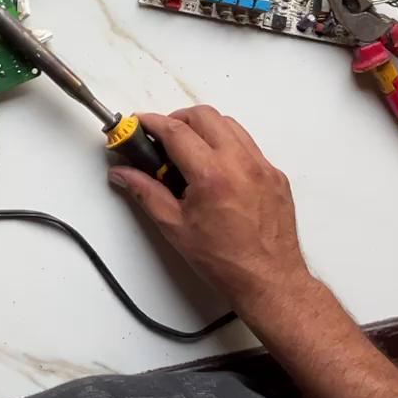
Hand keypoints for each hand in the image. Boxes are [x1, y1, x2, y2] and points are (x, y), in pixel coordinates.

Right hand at [108, 106, 315, 314]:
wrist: (269, 282)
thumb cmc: (223, 261)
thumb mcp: (174, 226)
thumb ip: (144, 191)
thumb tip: (121, 173)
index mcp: (212, 175)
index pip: (176, 131)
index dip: (151, 123)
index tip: (137, 124)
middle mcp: (240, 163)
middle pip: (204, 115)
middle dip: (178, 119)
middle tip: (162, 138)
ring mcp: (262, 166)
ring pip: (229, 124)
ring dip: (203, 128)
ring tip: (188, 151)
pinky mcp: (275, 175)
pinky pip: (247, 144)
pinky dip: (226, 144)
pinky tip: (214, 167)